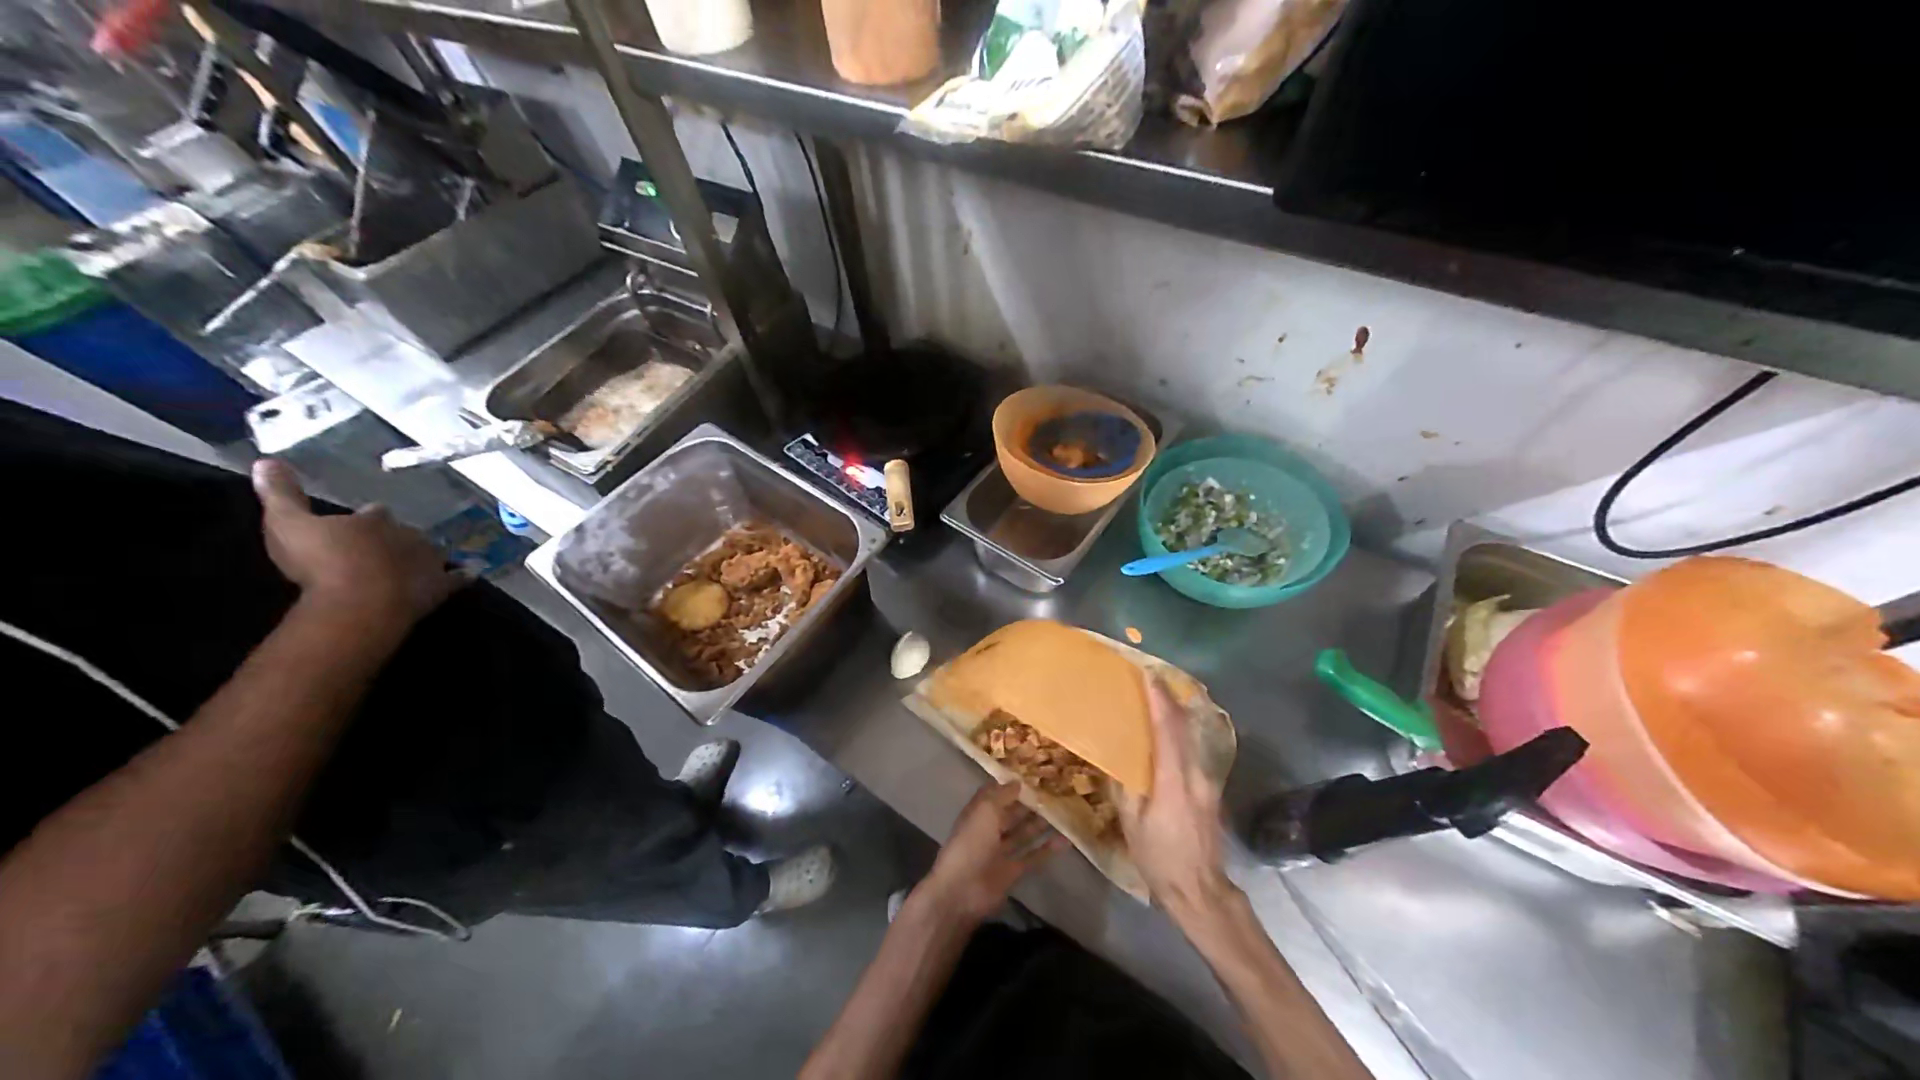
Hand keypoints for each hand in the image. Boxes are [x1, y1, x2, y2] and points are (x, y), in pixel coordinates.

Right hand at [252, 459, 464, 626]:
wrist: (360, 602)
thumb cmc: (321, 563)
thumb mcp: (287, 524)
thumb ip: (280, 494)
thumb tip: (265, 459)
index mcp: (375, 520)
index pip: (375, 512)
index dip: (369, 516)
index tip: (364, 519)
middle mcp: (407, 535)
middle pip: (405, 532)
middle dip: (397, 536)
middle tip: (385, 547)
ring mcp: (428, 561)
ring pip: (432, 551)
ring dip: (426, 553)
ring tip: (420, 557)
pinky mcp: (440, 587)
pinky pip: (458, 578)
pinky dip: (464, 575)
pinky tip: (472, 573)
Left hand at [917, 782, 1066, 925]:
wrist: (962, 890)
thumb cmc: (971, 843)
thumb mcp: (985, 811)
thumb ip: (1002, 795)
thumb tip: (1018, 781)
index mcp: (978, 813)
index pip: (995, 794)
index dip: (1011, 785)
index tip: (1033, 775)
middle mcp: (989, 830)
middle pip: (1011, 813)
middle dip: (1029, 804)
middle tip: (1055, 792)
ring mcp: (1001, 852)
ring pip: (1023, 834)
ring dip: (1040, 824)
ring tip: (1062, 812)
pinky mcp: (1012, 872)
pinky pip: (1032, 857)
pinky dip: (1047, 849)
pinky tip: (1065, 840)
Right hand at [1120, 676, 1233, 917]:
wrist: (1200, 890)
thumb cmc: (1159, 858)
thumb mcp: (1131, 823)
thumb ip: (1124, 786)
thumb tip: (1115, 759)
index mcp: (1174, 780)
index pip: (1167, 730)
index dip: (1159, 701)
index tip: (1149, 676)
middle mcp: (1196, 775)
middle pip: (1184, 728)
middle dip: (1168, 700)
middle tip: (1150, 680)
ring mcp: (1208, 783)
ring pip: (1191, 739)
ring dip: (1175, 716)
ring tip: (1157, 699)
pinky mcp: (1210, 791)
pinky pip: (1193, 752)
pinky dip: (1179, 735)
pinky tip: (1167, 733)